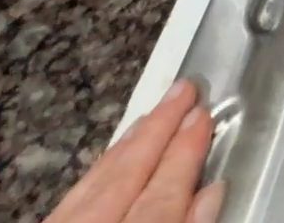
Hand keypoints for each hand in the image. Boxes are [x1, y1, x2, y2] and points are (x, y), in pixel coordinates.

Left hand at [44, 79, 223, 222]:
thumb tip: (213, 189)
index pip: (166, 189)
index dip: (186, 150)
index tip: (203, 113)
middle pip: (129, 175)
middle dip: (159, 129)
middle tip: (185, 87)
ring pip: (95, 182)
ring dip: (130, 143)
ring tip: (155, 111)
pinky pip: (70, 197)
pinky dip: (96, 169)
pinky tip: (113, 153)